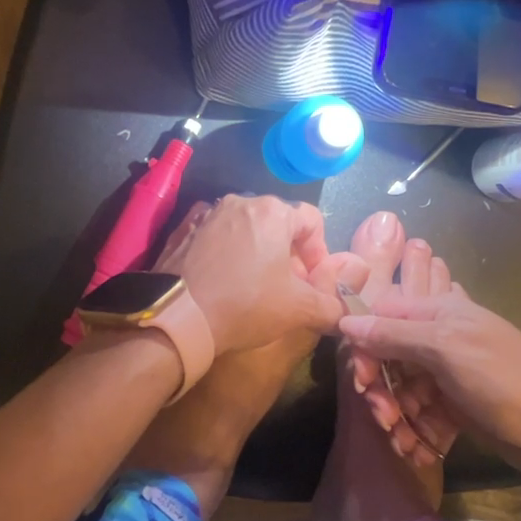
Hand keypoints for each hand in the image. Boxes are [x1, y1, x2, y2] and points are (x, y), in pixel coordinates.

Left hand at [153, 195, 348, 355]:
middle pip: (278, 223)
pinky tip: (223, 281)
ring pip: (245, 228)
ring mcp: (206, 214)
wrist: (176, 318)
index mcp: (272, 211)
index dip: (319, 253)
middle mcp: (238, 202)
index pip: (312, 220)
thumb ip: (332, 305)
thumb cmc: (245, 305)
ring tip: (254, 286)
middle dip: (289, 254)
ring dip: (257, 253)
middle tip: (287, 288)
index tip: (313, 283)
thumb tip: (343, 308)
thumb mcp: (299, 310)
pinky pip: (215, 236)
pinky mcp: (182, 231)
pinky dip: (226, 253)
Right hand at [338, 291, 520, 482]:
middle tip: (385, 419)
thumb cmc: (504, 380)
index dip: (364, 349)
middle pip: (387, 359)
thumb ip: (393, 334)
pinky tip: (416, 451)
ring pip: (400, 390)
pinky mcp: (455, 406)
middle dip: (380, 390)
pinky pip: (419, 414)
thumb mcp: (445, 348)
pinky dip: (414, 432)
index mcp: (436, 313)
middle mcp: (438, 339)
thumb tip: (344, 321)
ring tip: (403, 441)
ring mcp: (447, 374)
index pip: (380, 320)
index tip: (362, 381)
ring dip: (395, 416)